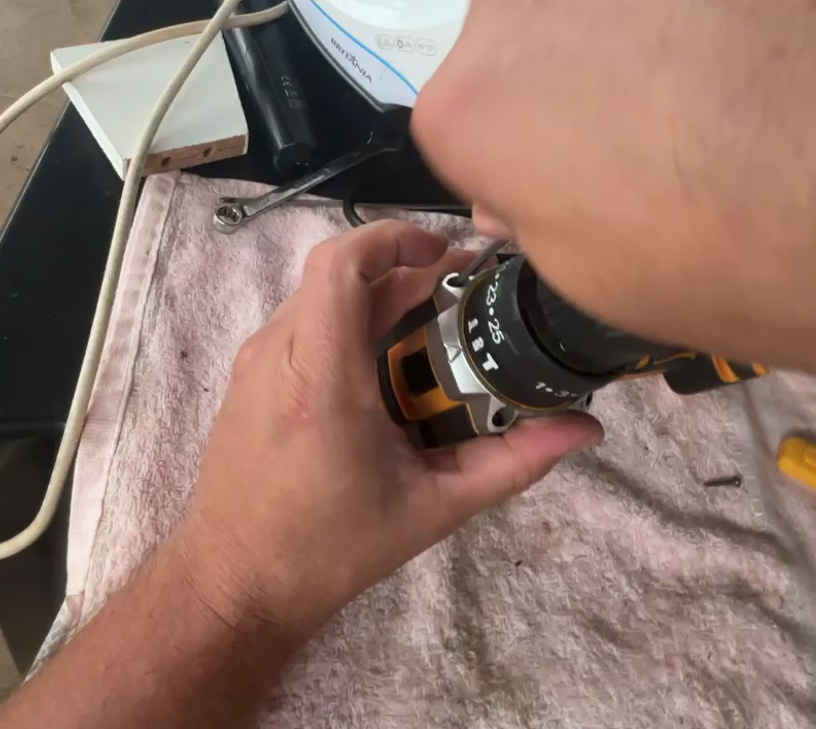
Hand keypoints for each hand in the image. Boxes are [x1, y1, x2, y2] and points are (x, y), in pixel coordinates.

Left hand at [159, 221, 602, 637]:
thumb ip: (511, 463)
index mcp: (321, 378)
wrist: (233, 578)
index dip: (392, 237)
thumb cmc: (329, 549)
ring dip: (374, 289)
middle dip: (401, 264)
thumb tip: (583, 429)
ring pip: (318, 291)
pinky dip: (346, 313)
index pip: (340, 265)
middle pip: (337, 270)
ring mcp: (256, 358)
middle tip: (458, 286)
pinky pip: (302, 317)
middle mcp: (279, 352)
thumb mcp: (431, 509)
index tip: (445, 252)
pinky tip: (382, 353)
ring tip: (428, 316)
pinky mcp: (248, 371)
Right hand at [416, 0, 815, 470]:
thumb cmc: (803, 255)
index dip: (531, 162)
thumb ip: (541, 218)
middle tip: (690, 123)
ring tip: (771, 60)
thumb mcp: (620, 293)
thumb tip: (535, 175)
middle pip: (528, 35)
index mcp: (476, 108)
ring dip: (655, 7)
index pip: (465, 128)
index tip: (598, 181)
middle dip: (582, 79)